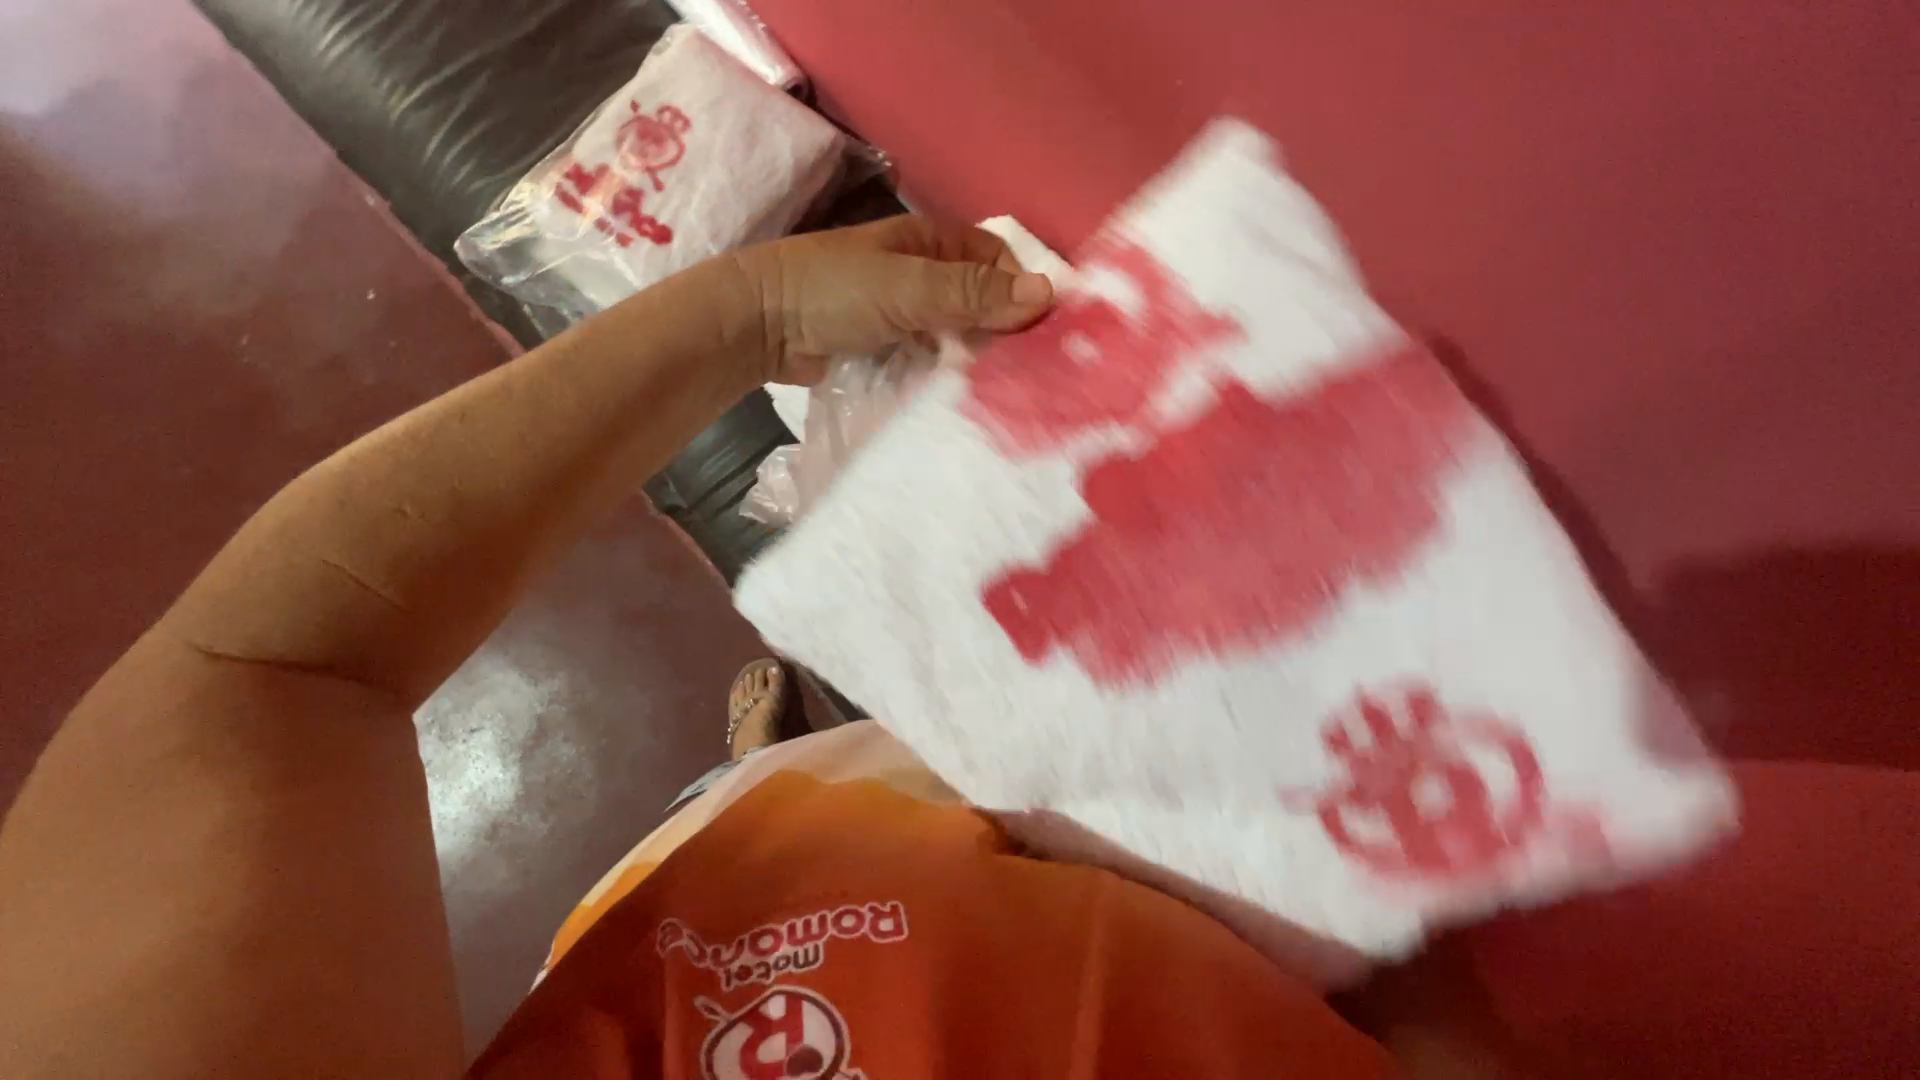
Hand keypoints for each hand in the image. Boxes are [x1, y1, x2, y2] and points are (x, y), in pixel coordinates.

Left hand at [727, 215, 1055, 384]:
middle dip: (1003, 329)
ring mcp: (903, 311)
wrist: (762, 325)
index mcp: (931, 242)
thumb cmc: (835, 291)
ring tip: (1005, 389)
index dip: (1021, 288)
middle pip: (980, 299)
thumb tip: (1048, 295)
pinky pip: (929, 356)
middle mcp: (922, 273)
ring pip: (956, 331)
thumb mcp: (909, 288)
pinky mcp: (886, 345)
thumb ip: (973, 294)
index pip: (996, 260)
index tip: (1046, 331)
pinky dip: (946, 372)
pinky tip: (962, 395)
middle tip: (1032, 370)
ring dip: (976, 356)